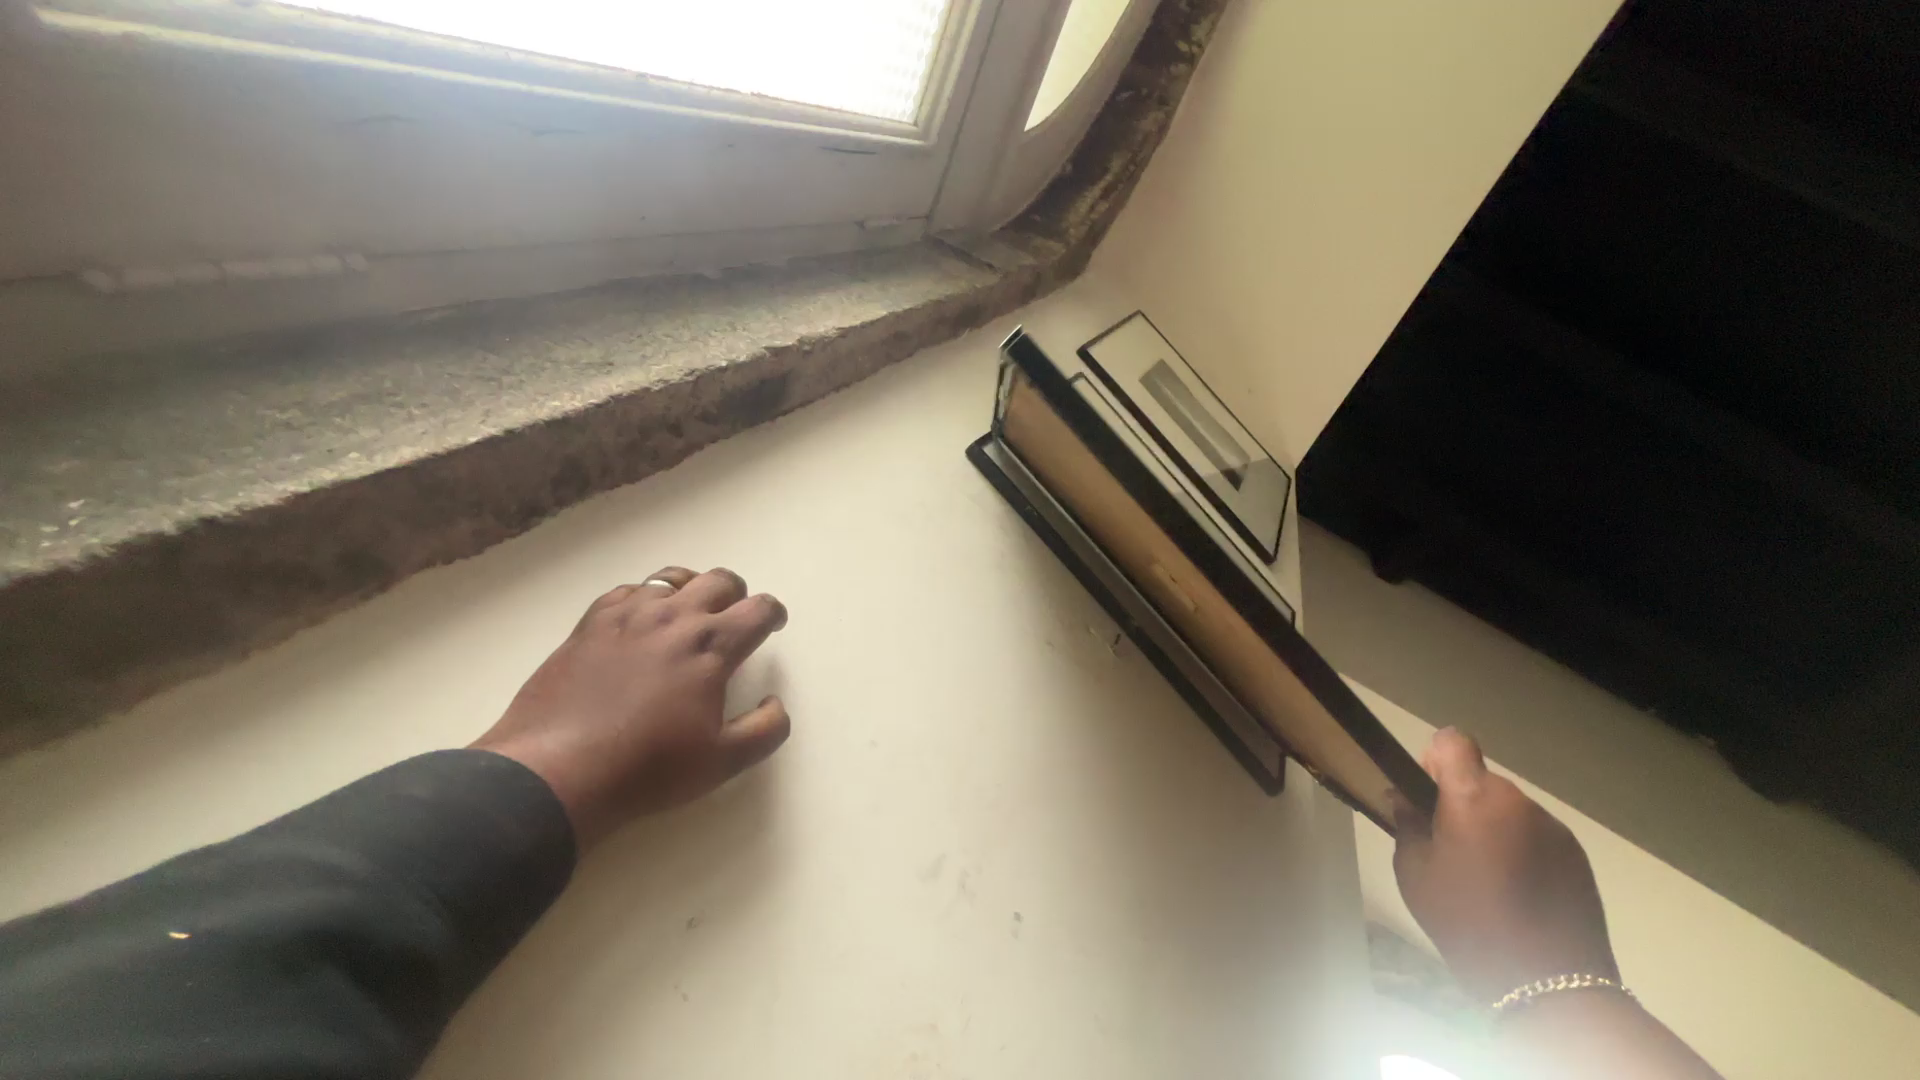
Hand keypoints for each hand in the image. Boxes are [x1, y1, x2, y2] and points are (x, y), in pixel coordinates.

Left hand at [471, 566, 790, 848]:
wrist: (558, 771)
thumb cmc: (648, 768)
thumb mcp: (723, 761)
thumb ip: (766, 729)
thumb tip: (775, 702)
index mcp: (711, 645)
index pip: (758, 609)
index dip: (773, 614)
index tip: (772, 625)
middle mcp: (674, 618)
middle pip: (719, 580)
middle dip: (737, 595)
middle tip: (734, 619)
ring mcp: (627, 615)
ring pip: (672, 578)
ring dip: (692, 590)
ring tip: (689, 613)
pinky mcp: (590, 623)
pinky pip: (628, 591)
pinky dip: (646, 599)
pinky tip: (641, 622)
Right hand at [1391, 728, 1617, 1003]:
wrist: (1547, 982)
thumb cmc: (1465, 920)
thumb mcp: (1414, 872)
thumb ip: (1408, 825)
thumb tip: (1404, 799)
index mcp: (1473, 798)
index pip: (1454, 742)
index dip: (1436, 757)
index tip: (1427, 791)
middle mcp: (1518, 802)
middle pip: (1482, 780)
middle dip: (1462, 799)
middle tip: (1448, 842)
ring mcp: (1553, 828)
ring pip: (1510, 809)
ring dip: (1493, 825)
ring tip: (1485, 873)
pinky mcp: (1577, 856)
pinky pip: (1535, 835)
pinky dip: (1520, 848)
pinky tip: (1515, 889)